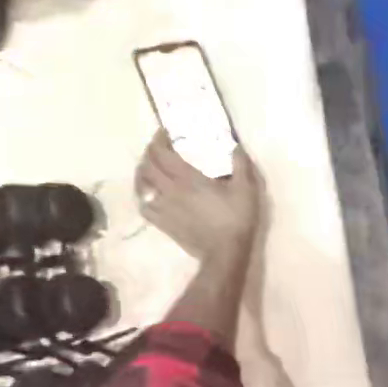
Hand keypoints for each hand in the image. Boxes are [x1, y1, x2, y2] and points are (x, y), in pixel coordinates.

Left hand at [135, 132, 263, 265]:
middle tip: (159, 149)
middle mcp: (170, 190)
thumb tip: (235, 145)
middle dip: (149, 152)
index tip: (165, 133)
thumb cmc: (236, 220)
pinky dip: (144, 196)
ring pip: (141, 185)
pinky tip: (150, 195)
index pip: (161, 153)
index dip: (158, 139)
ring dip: (142, 172)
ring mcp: (164, 208)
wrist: (225, 253)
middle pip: (147, 165)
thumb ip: (240, 164)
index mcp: (187, 178)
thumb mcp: (246, 189)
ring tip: (151, 169)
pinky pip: (144, 206)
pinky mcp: (163, 223)